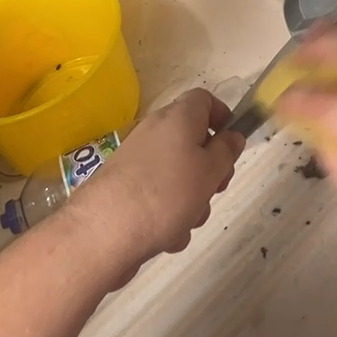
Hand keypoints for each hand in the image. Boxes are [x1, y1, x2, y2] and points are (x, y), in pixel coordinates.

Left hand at [62, 87, 245, 273]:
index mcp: (178, 117)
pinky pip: (157, 195)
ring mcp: (136, 160)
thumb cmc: (167, 193)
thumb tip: (232, 135)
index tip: (231, 145)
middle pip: (192, 141)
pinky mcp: (124, 189)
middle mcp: (155, 131)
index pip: (204, 99)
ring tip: (187, 223)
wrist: (103, 232)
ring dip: (190, 199)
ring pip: (177, 173)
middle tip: (215, 191)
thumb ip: (227, 151)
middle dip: (209, 170)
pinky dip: (167, 213)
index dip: (222, 117)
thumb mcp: (210, 171)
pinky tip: (166, 237)